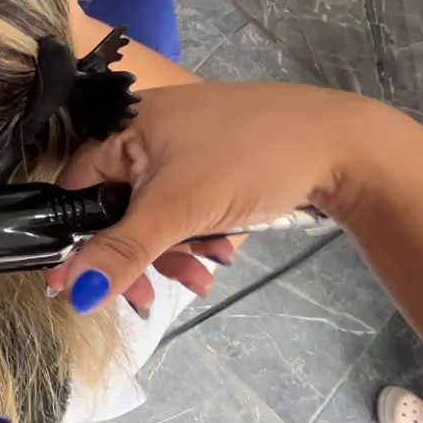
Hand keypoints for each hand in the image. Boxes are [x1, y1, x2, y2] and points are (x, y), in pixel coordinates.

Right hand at [45, 81, 407, 312]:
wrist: (349, 146)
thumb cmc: (249, 161)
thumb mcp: (178, 209)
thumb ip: (122, 252)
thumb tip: (73, 293)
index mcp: (123, 127)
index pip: (76, 189)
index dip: (77, 240)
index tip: (82, 287)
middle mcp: (144, 131)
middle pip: (117, 206)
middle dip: (137, 254)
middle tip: (152, 295)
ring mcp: (180, 144)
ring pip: (153, 211)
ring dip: (172, 250)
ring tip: (203, 274)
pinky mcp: (211, 160)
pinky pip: (183, 203)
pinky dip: (195, 231)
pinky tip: (221, 250)